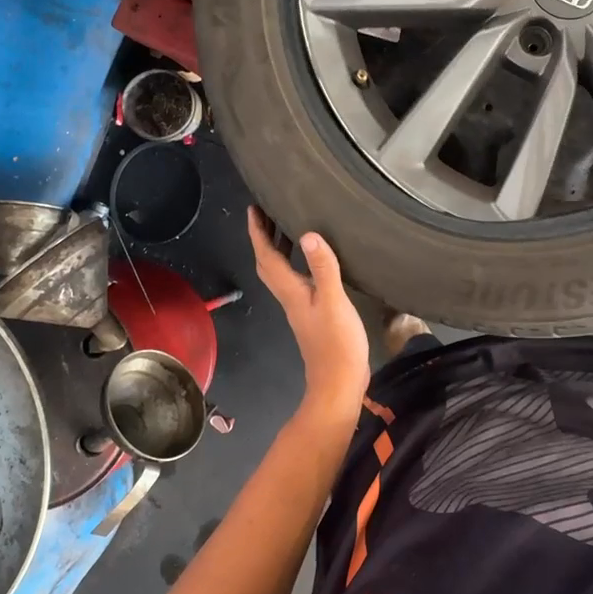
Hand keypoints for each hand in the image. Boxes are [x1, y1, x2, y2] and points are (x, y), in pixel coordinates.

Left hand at [246, 207, 369, 417]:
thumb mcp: (333, 302)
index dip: (259, 233)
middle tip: (268, 214)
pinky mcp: (313, 316)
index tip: (253, 210)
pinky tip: (313, 261)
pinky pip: (297, 282)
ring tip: (289, 228)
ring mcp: (300, 308)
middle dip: (265, 238)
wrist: (339, 383)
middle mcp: (290, 298)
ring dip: (280, 250)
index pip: (267, 257)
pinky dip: (298, 265)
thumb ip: (323, 268)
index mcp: (291, 292)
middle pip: (269, 264)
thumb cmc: (336, 343)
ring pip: (282, 273)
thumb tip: (308, 234)